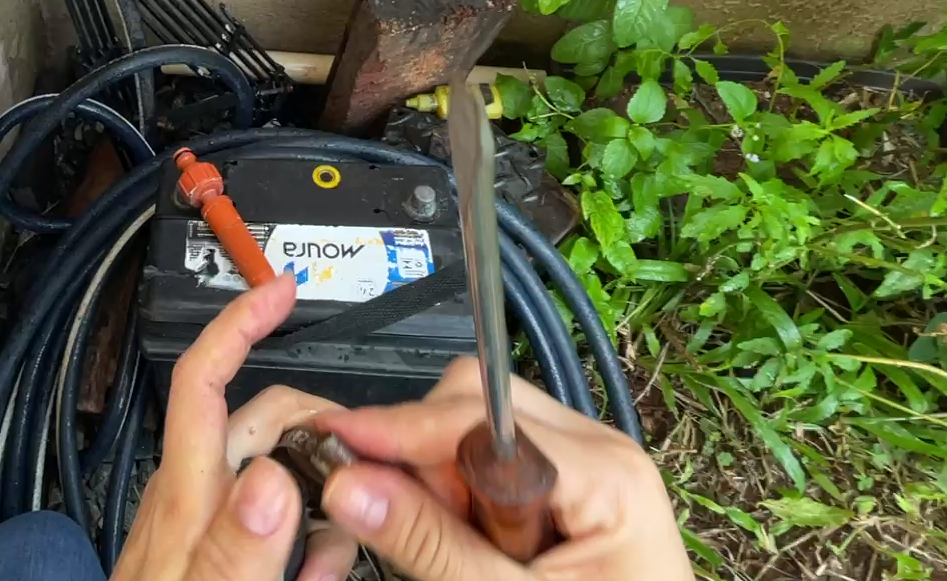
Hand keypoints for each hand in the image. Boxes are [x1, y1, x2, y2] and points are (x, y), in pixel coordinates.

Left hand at [113, 271, 359, 580]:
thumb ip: (235, 555)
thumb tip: (273, 478)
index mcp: (184, 494)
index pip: (203, 380)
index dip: (239, 324)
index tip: (281, 290)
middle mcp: (194, 492)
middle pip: (262, 417)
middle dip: (317, 429)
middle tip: (364, 475)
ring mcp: (209, 519)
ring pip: (280, 467)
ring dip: (321, 495)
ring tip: (335, 553)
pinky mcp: (225, 546)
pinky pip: (278, 518)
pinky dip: (309, 535)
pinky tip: (318, 572)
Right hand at [313, 358, 690, 580]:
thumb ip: (429, 544)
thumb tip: (346, 485)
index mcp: (606, 474)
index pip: (479, 416)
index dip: (403, 428)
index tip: (339, 439)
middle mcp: (597, 447)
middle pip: (473, 401)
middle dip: (427, 455)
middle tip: (416, 522)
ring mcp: (583, 457)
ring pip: (470, 418)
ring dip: (440, 474)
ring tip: (459, 545)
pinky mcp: (565, 475)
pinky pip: (484, 446)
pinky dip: (458, 485)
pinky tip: (472, 536)